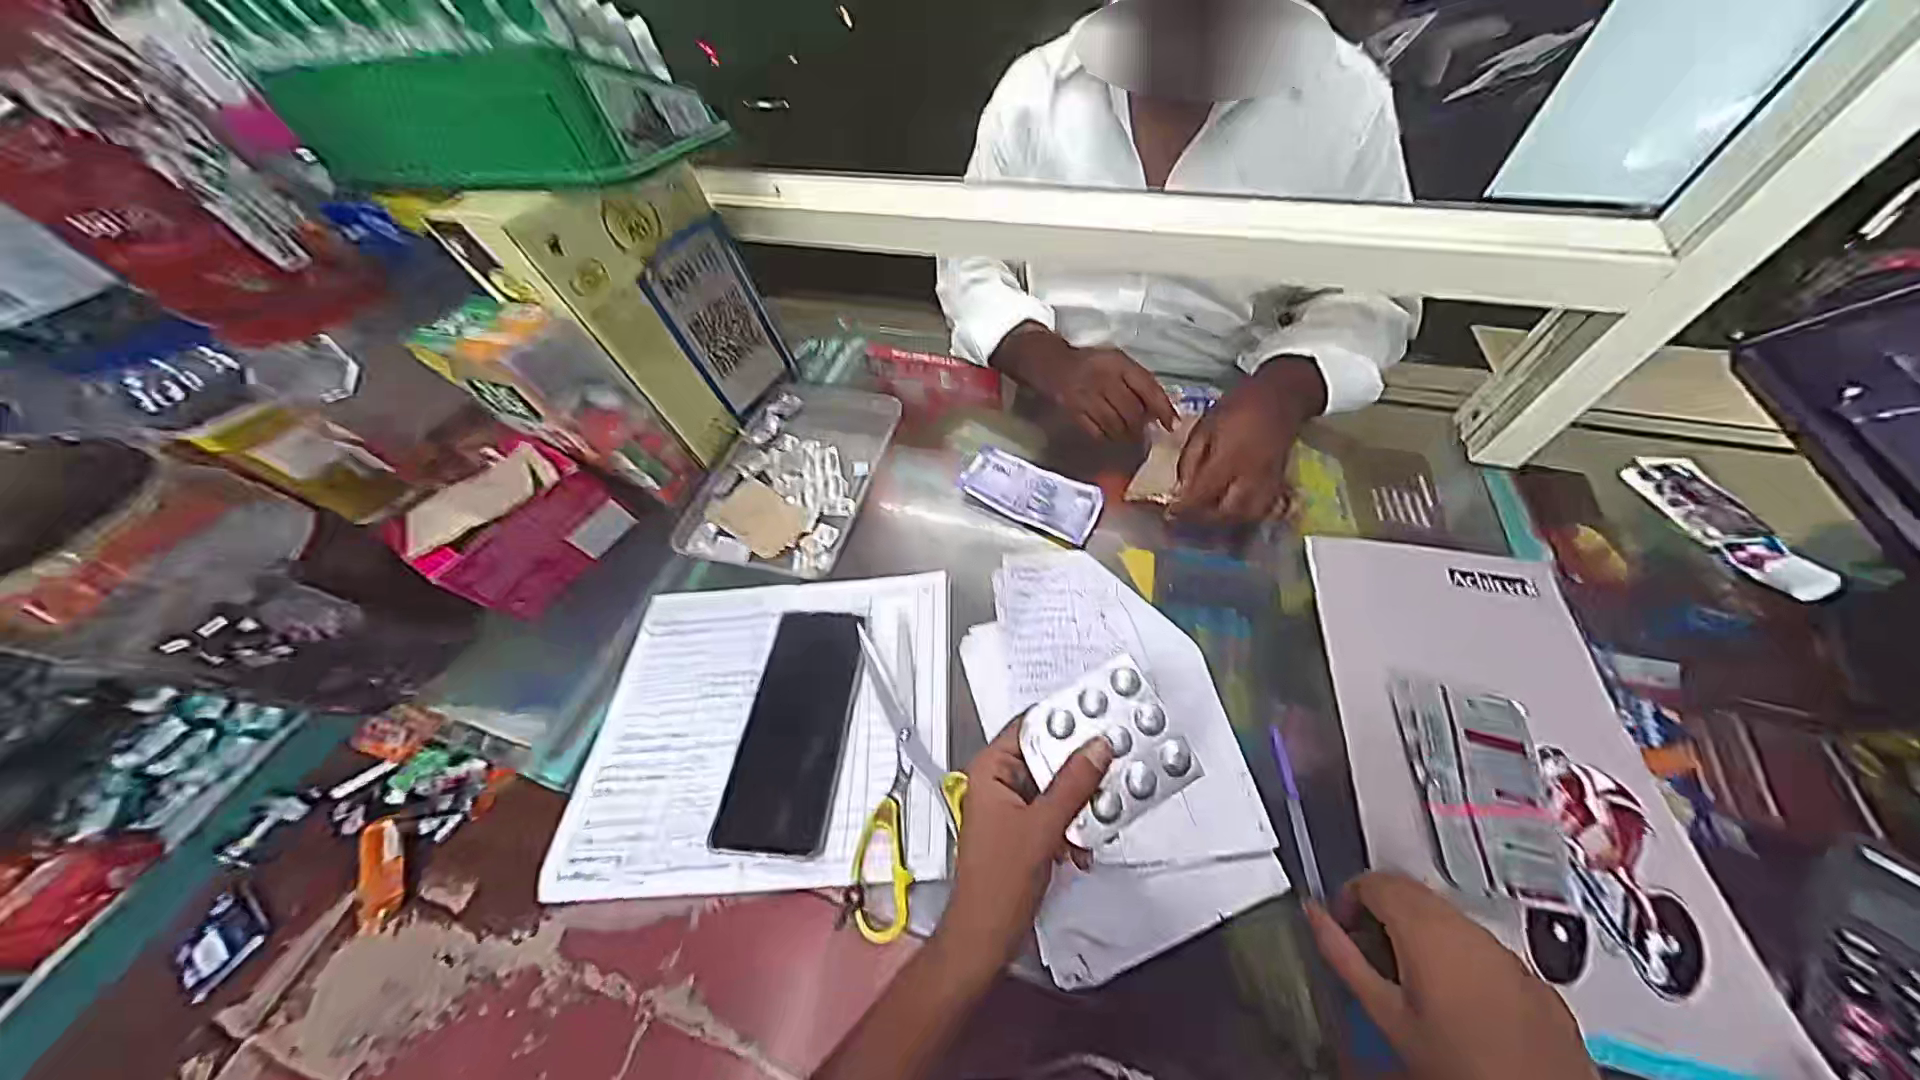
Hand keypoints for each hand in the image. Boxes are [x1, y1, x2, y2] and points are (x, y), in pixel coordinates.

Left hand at [936, 723, 1113, 971]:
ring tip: (1091, 818)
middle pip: (1047, 756)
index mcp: (990, 769)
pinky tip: (1078, 844)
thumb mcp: (1043, 827)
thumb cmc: (993, 887)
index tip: (1095, 720)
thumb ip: (1074, 784)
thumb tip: (1095, 749)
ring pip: (1057, 785)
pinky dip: (1073, 824)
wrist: (988, 936)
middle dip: (1077, 771)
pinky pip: (1057, 810)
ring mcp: (1012, 806)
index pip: (1030, 725)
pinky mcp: (1026, 827)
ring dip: (1078, 803)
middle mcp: (999, 782)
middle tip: (1105, 772)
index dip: (1063, 721)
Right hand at [990, 325, 1176, 440]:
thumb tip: (1158, 411)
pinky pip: (1097, 431)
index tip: (1171, 424)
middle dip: (1140, 425)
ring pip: (1116, 425)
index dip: (1162, 408)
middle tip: (1142, 430)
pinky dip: (1107, 436)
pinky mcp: (1074, 411)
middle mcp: (1103, 379)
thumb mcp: (1116, 362)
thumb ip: (1138, 381)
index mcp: (1118, 363)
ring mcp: (1087, 397)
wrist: (1051, 364)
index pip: (1148, 388)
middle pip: (1132, 412)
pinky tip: (1109, 433)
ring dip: (1125, 434)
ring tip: (1127, 433)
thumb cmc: (1090, 364)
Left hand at [1172, 355, 1325, 523]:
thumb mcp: (1203, 427)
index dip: (1184, 508)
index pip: (1203, 493)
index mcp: (1229, 458)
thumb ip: (1190, 460)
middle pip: (1225, 512)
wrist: (1280, 398)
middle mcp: (1251, 476)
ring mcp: (1269, 483)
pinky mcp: (1279, 485)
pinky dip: (1244, 517)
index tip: (1169, 513)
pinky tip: (1230, 511)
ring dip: (1224, 521)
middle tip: (1187, 514)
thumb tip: (1180, 488)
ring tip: (1207, 514)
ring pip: (1246, 517)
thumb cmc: (1237, 408)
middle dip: (1203, 518)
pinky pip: (1262, 511)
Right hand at [1306, 873, 1596, 1079]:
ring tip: (1404, 972)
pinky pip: (1480, 943)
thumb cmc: (1460, 1064)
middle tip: (1364, 943)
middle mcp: (1467, 929)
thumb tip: (1314, 916)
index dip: (1348, 896)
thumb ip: (1342, 955)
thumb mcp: (1385, 1012)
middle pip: (1409, 891)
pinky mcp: (1532, 977)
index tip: (1340, 922)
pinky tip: (1450, 993)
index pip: (1373, 881)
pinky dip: (1455, 950)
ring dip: (1415, 927)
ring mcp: (1505, 951)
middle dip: (1379, 907)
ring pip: (1445, 915)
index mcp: (1425, 929)